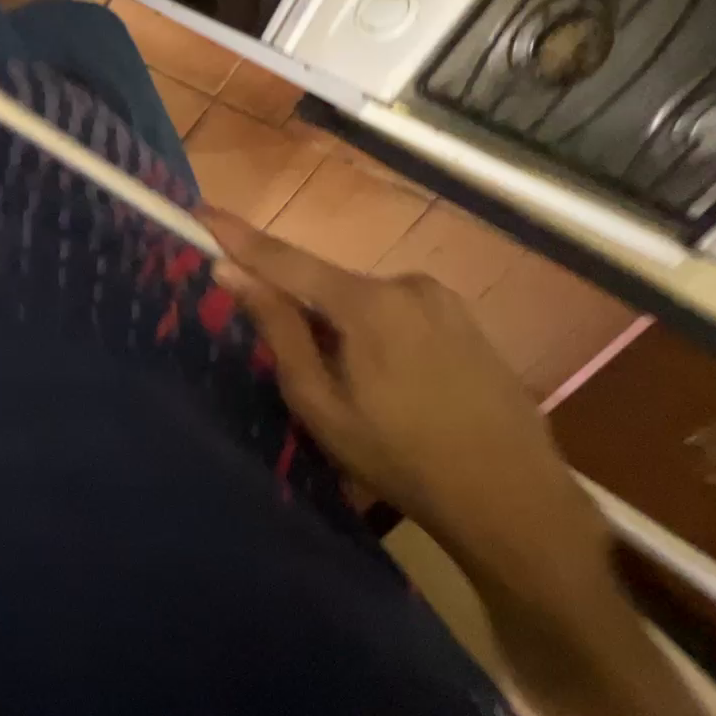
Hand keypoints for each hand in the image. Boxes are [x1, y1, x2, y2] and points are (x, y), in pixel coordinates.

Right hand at [205, 211, 606, 560]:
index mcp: (368, 302)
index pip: (284, 259)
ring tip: (344, 386)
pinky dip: (372, 333)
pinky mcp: (466, 322)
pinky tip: (386, 384)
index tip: (200, 213)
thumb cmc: (399, 457)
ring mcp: (445, 302)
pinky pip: (396, 313)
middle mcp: (408, 285)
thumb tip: (229, 271)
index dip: (237, 237)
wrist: (515, 503)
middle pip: (324, 282)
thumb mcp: (318, 400)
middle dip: (294, 303)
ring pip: (360, 300)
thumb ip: (276, 328)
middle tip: (287, 361)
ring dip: (335, 324)